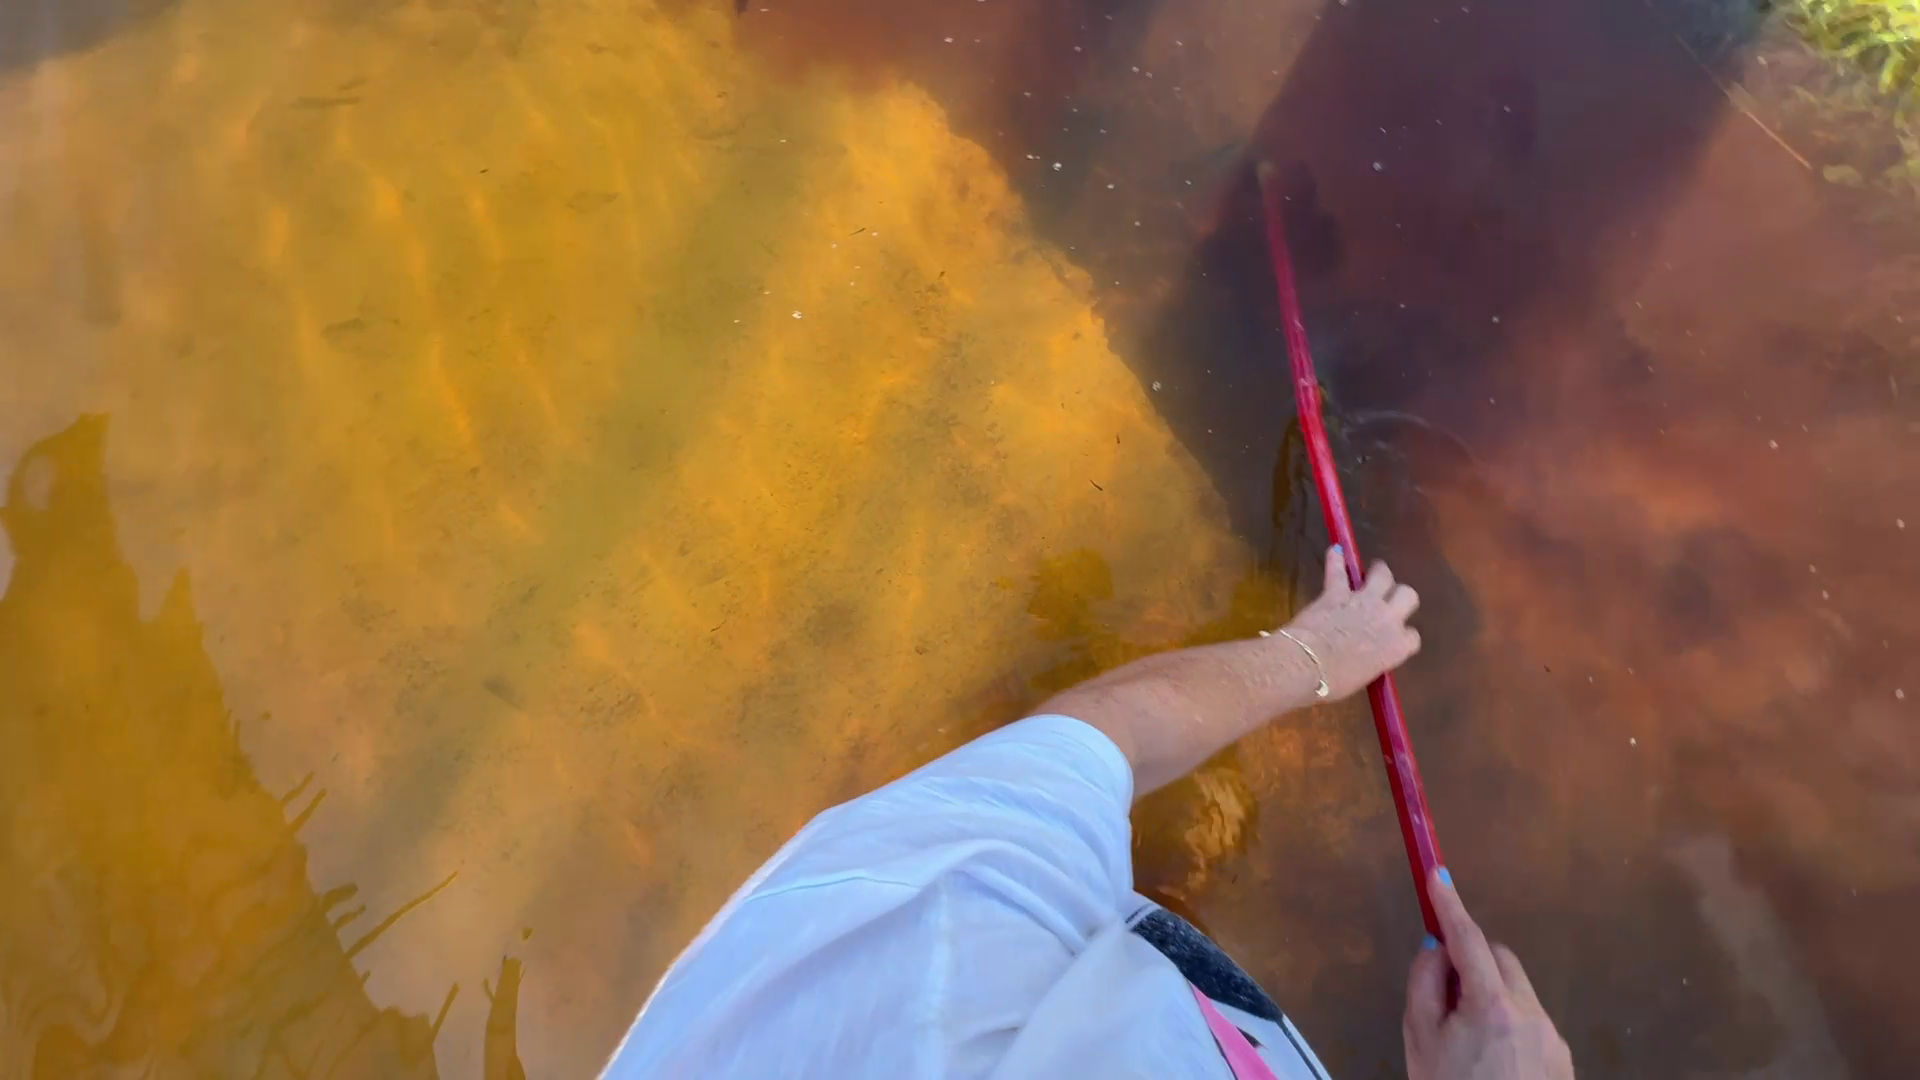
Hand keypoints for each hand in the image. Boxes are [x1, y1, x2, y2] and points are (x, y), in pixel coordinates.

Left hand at [1277, 546, 1420, 699]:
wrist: (1307, 665)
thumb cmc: (1333, 681)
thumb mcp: (1363, 676)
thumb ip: (1370, 660)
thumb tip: (1360, 658)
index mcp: (1398, 647)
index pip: (1411, 635)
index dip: (1401, 632)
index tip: (1392, 634)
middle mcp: (1387, 620)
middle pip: (1407, 596)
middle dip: (1399, 594)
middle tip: (1388, 594)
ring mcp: (1363, 602)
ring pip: (1382, 575)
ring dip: (1379, 571)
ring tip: (1374, 569)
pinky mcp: (1336, 593)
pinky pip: (1338, 571)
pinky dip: (1335, 560)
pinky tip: (1335, 550)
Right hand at [1404, 870, 1574, 1079]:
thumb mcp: (1419, 1036)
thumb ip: (1425, 982)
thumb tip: (1437, 950)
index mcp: (1493, 1006)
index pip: (1468, 939)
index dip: (1449, 905)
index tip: (1437, 874)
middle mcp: (1534, 1016)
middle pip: (1499, 957)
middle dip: (1471, 955)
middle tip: (1442, 984)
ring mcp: (1555, 1042)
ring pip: (1516, 990)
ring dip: (1488, 990)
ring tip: (1464, 1036)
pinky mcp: (1564, 1065)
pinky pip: (1528, 1020)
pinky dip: (1505, 1018)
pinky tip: (1489, 1059)